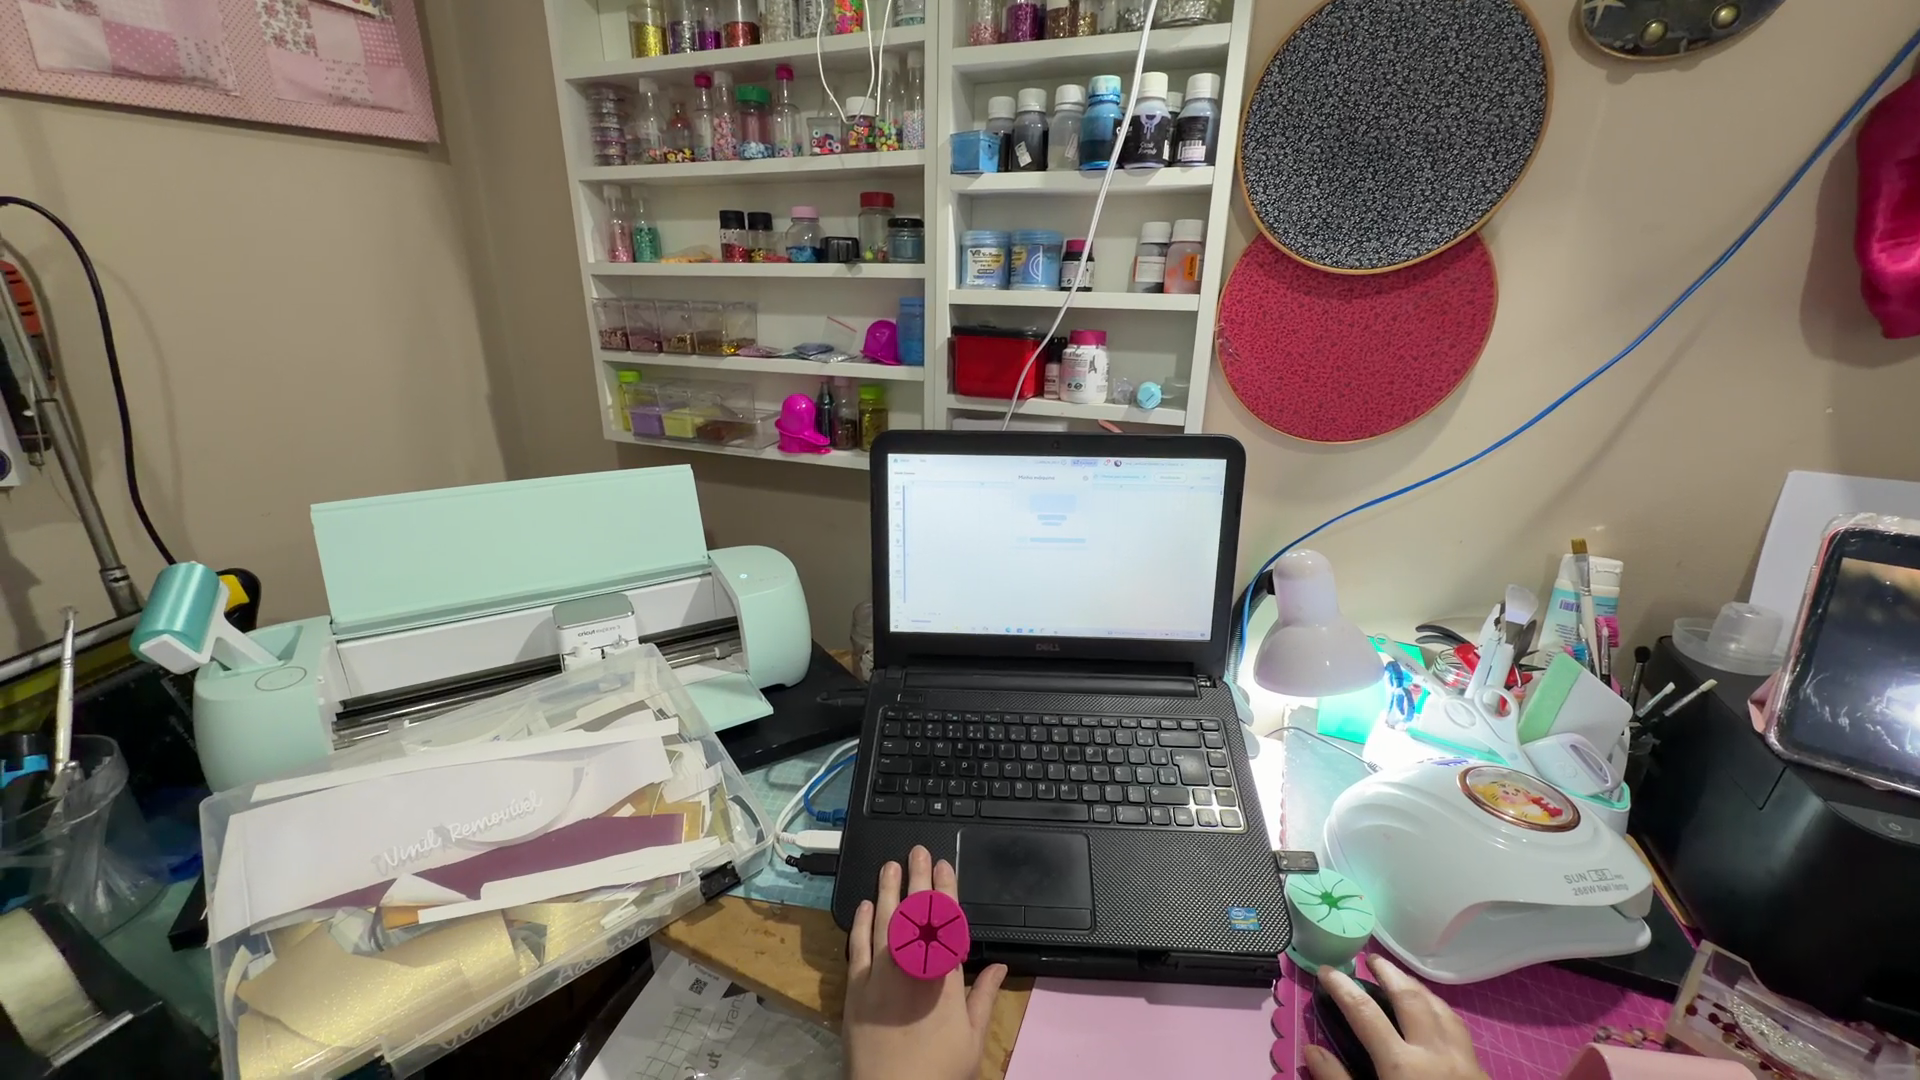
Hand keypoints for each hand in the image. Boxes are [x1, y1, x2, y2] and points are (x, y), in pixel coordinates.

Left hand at [844, 845, 1007, 1079]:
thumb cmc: (939, 1071)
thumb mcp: (972, 1038)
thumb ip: (985, 997)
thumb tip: (1002, 967)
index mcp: (943, 976)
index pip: (945, 921)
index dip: (945, 890)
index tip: (944, 865)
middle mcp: (911, 966)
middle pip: (914, 913)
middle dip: (917, 878)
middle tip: (918, 851)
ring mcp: (879, 975)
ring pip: (884, 921)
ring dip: (888, 890)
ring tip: (891, 866)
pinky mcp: (855, 989)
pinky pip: (857, 946)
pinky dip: (861, 923)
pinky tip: (865, 904)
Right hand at [1305, 954, 1487, 1079]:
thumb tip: (1311, 1049)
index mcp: (1403, 1066)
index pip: (1364, 1011)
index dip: (1342, 986)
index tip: (1327, 970)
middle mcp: (1436, 1055)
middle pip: (1410, 998)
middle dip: (1388, 973)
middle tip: (1370, 959)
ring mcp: (1464, 1064)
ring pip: (1442, 1009)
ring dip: (1417, 987)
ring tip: (1402, 979)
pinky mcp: (1482, 1076)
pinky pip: (1459, 1030)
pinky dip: (1441, 1011)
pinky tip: (1436, 1014)